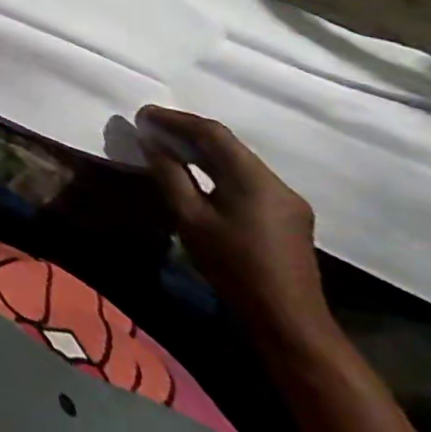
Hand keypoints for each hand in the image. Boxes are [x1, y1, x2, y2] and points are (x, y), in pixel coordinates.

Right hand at [138, 106, 330, 338]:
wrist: (286, 317)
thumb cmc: (232, 265)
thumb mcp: (189, 217)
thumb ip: (169, 174)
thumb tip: (151, 142)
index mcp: (254, 179)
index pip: (213, 133)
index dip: (175, 119)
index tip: (143, 114)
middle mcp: (276, 182)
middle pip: (228, 144)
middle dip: (187, 131)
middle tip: (150, 126)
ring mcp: (286, 199)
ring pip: (237, 160)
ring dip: (201, 149)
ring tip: (167, 145)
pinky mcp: (287, 215)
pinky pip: (246, 177)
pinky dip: (216, 167)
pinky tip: (196, 173)